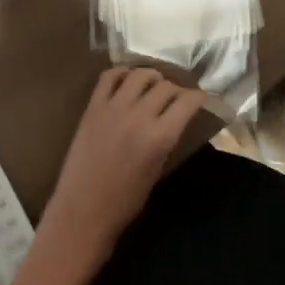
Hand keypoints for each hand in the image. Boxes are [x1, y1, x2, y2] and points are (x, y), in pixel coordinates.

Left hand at [41, 68, 206, 256]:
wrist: (83, 210)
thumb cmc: (125, 201)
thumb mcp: (158, 170)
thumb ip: (167, 139)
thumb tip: (175, 120)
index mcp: (160, 136)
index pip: (188, 101)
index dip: (199, 97)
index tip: (201, 99)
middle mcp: (139, 115)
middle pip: (166, 86)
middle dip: (177, 90)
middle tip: (177, 98)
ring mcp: (113, 108)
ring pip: (140, 75)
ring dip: (153, 77)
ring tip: (154, 86)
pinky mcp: (92, 108)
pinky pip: (109, 77)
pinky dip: (122, 73)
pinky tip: (127, 81)